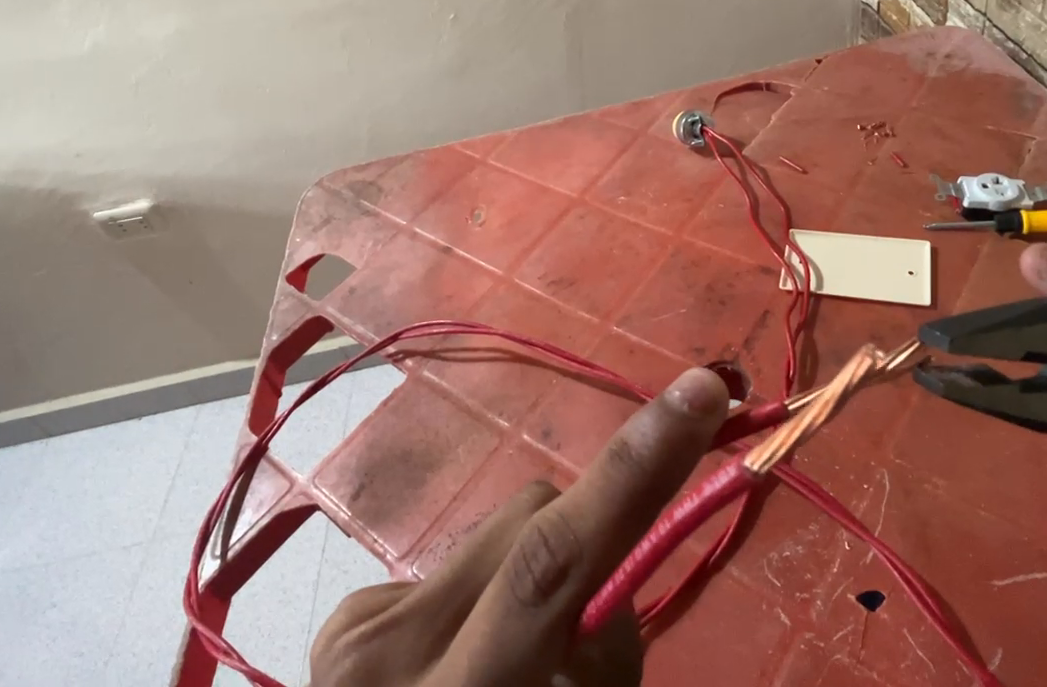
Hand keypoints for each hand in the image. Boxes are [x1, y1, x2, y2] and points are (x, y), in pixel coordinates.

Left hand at [308, 367, 729, 686]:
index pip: (555, 561)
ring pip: (500, 529)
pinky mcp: (348, 616)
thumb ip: (598, 656)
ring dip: (535, 568)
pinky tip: (469, 651)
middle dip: (589, 533)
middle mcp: (396, 645)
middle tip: (595, 607)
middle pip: (531, 516)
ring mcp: (359, 626)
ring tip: (519, 649)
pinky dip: (487, 593)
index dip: (630, 472)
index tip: (699, 391)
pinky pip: (458, 566)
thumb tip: (617, 570)